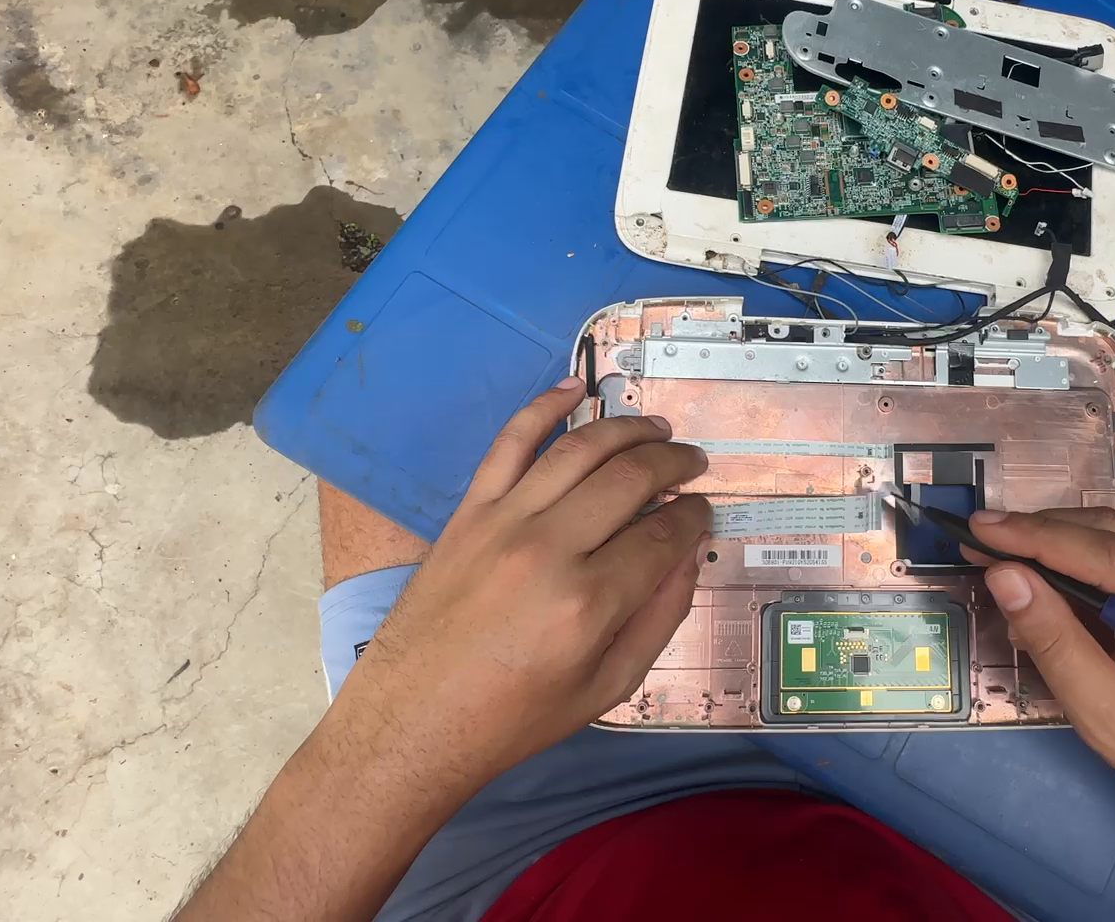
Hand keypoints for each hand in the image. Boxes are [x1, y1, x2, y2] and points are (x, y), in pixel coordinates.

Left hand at [175, 381, 711, 921]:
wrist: (409, 726)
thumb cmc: (517, 717)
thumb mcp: (609, 687)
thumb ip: (663, 616)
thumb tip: (692, 550)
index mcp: (592, 602)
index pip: (666, 532)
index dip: (696, 514)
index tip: (704, 510)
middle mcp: (551, 549)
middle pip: (632, 478)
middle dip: (676, 463)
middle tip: (694, 464)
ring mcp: (504, 521)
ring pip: (581, 449)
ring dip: (629, 429)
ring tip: (658, 429)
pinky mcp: (469, 511)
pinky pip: (510, 441)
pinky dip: (543, 406)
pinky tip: (576, 388)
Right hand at [967, 508, 1114, 921]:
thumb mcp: (1107, 715)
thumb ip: (1054, 642)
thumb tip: (1003, 574)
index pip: (1112, 556)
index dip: (1039, 536)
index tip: (979, 527)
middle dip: (1042, 530)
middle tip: (980, 536)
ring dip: (1059, 536)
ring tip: (1003, 547)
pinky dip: (1082, 553)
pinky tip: (1046, 564)